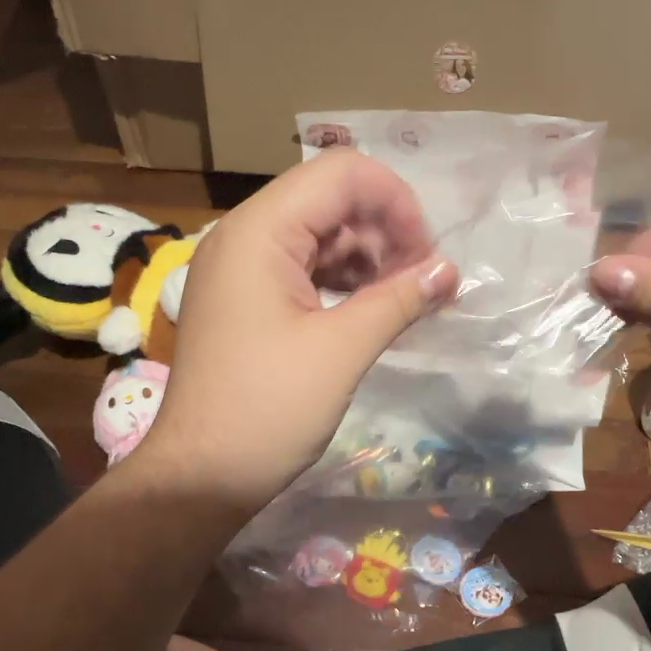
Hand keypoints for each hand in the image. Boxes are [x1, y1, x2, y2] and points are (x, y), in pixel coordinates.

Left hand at [140, 148, 457, 509]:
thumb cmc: (267, 411)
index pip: (340, 174)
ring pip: (315, 237)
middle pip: (327, 201)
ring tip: (403, 301)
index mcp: (259, 232)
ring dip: (365, 260)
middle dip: (383, 232)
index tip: (428, 257)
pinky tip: (368, 313)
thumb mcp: (341, 352)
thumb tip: (450, 271)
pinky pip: (298, 272)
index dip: (396, 202)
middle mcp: (242, 237)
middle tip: (422, 284)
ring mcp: (237, 272)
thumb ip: (399, 301)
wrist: (200, 476)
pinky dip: (338, 284)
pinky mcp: (241, 304)